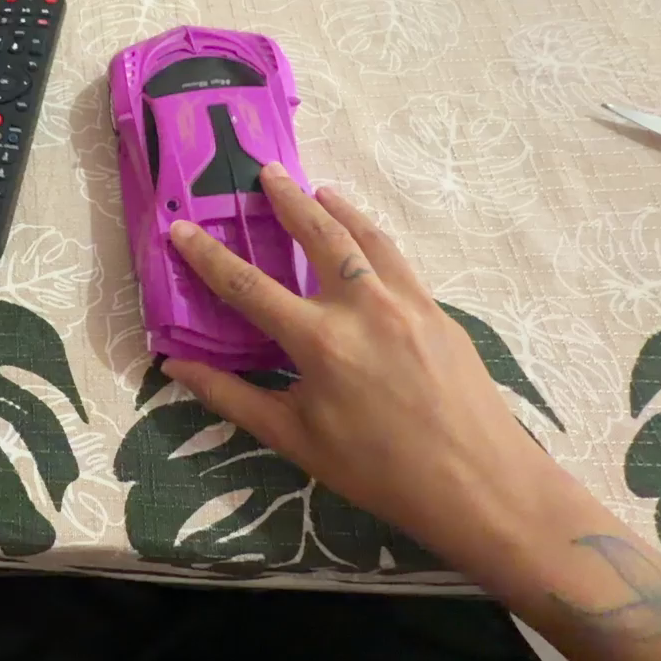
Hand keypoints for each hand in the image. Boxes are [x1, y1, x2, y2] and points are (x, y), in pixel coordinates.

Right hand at [162, 162, 575, 566]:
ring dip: (337, 207)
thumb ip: (231, 396)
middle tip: (266, 171)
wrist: (485, 489)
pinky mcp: (439, 312)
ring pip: (366, 237)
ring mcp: (408, 303)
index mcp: (319, 341)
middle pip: (318, 235)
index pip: (246, 286)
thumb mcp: (293, 438)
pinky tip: (364, 236)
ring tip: (317, 187)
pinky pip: (397, 259)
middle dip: (287, 200)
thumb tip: (175, 367)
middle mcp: (363, 308)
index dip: (207, 255)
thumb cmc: (378, 470)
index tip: (180, 227)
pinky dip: (372, 236)